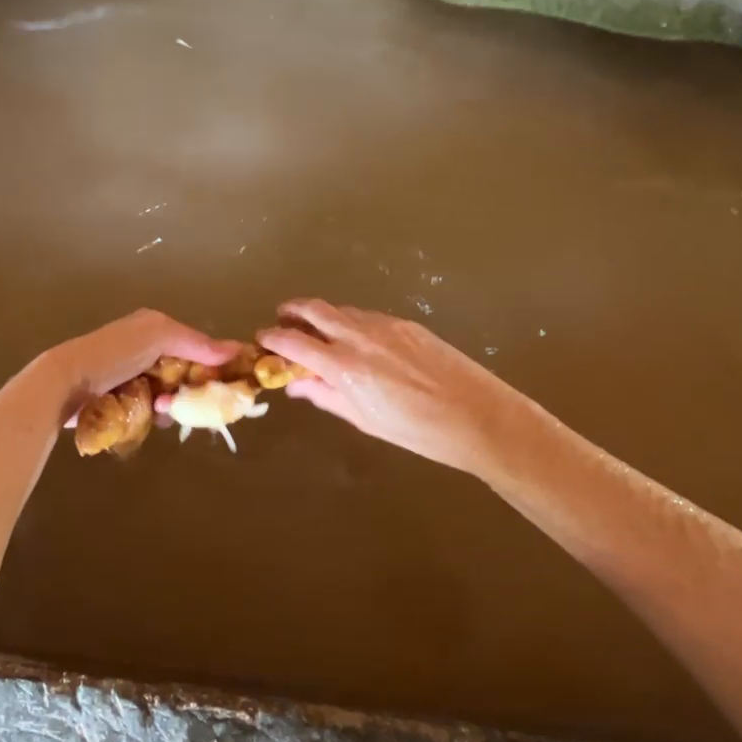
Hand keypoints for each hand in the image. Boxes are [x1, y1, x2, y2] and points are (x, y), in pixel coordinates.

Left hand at [40, 309, 238, 425]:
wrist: (66, 382)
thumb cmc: (114, 354)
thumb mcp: (158, 336)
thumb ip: (196, 342)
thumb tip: (237, 349)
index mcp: (153, 326)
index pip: (195, 345)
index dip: (211, 364)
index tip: (223, 385)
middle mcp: (143, 347)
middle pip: (183, 372)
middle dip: (187, 388)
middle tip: (184, 401)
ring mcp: (130, 374)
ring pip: (167, 393)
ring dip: (169, 404)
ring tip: (158, 410)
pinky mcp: (119, 398)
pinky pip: (148, 409)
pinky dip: (151, 414)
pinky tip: (146, 417)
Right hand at [257, 299, 545, 475]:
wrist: (480, 417)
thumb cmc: (419, 432)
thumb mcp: (366, 420)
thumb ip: (327, 396)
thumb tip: (298, 385)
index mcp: (344, 366)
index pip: (294, 342)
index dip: (272, 338)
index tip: (262, 341)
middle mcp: (360, 336)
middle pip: (314, 309)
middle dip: (292, 310)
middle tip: (281, 319)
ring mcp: (385, 326)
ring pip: (341, 310)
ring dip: (322, 316)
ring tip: (317, 332)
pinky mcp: (407, 324)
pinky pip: (366, 316)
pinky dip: (350, 322)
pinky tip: (356, 340)